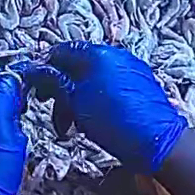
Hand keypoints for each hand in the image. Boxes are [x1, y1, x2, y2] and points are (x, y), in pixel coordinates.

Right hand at [35, 43, 186, 173]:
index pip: (59, 52)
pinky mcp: (140, 84)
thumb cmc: (113, 120)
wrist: (160, 142)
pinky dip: (95, 100)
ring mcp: (129, 69)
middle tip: (53, 111)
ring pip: (91, 79)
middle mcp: (113, 55)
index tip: (36, 89)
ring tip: (74, 125)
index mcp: (96, 53)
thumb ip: (54, 82)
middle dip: (60, 90)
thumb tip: (35, 70)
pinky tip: (93, 121)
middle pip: (76, 67)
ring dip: (76, 99)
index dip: (43, 70)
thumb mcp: (75, 102)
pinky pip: (108, 86)